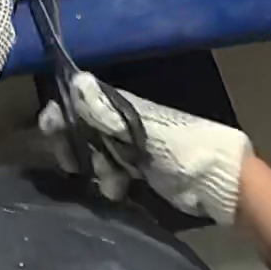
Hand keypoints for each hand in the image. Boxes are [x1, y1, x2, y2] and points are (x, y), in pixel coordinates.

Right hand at [38, 72, 252, 223]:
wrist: (219, 185)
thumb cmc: (181, 149)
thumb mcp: (141, 126)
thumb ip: (105, 108)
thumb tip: (75, 79)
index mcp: (119, 106)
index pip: (78, 102)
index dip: (62, 114)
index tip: (52, 129)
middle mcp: (119, 123)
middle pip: (80, 128)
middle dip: (74, 145)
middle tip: (72, 164)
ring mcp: (126, 147)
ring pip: (90, 152)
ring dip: (93, 166)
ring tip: (109, 181)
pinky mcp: (134, 171)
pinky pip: (106, 171)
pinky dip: (106, 181)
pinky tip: (116, 190)